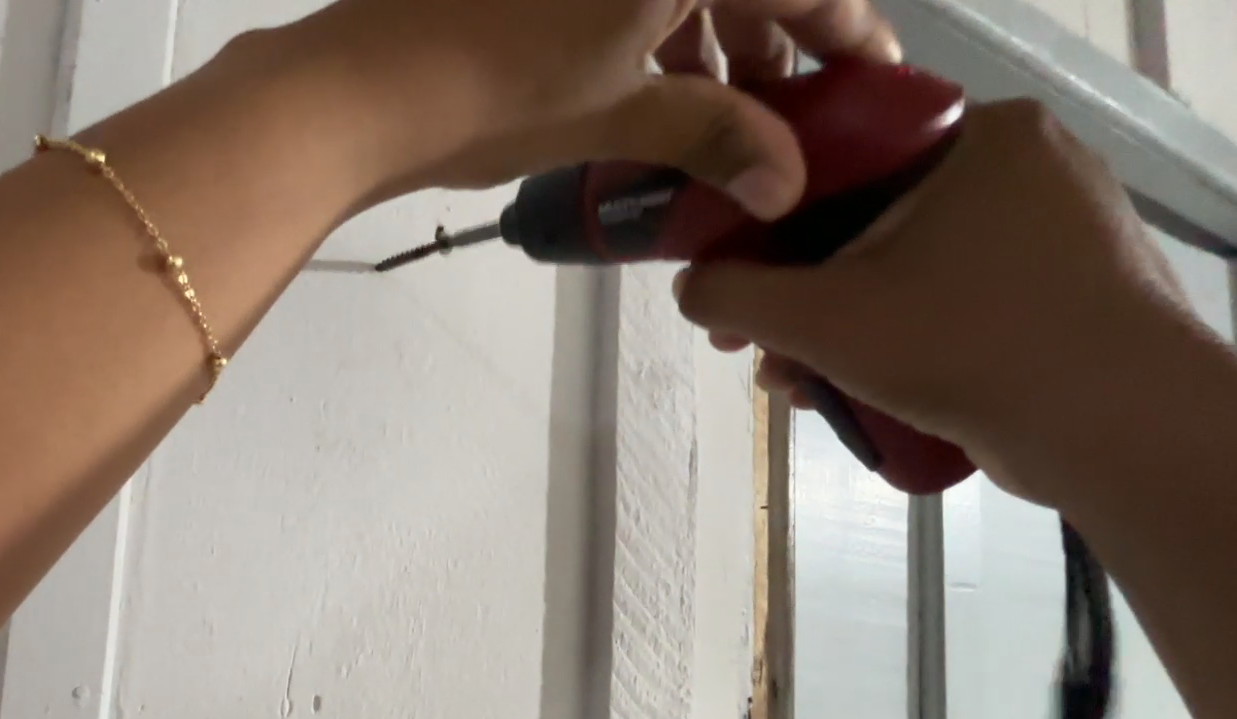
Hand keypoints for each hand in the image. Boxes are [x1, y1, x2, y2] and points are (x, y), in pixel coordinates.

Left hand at [268, 0, 899, 216]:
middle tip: (788, 112)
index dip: (840, 29)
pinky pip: (632, 2)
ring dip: (713, 45)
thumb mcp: (617, 113)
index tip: (866, 79)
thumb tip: (784, 183)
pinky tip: (663, 88)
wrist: (369, 88)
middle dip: (773, 42)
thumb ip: (710, 134)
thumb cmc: (495, 93)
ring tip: (726, 114)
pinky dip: (657, 38)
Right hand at [675, 100, 1200, 496]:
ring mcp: (1039, 230)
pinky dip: (878, 340)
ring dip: (821, 331)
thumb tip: (687, 284)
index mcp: (969, 141)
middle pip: (852, 228)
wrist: (1115, 426)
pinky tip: (840, 388)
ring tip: (789, 384)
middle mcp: (1012, 169)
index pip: (830, 167)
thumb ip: (729, 294)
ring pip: (887, 272)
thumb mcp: (814, 317)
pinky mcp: (1047, 288)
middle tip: (742, 345)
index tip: (719, 281)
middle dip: (785, 300)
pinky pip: (932, 299)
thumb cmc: (959, 344)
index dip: (756, 227)